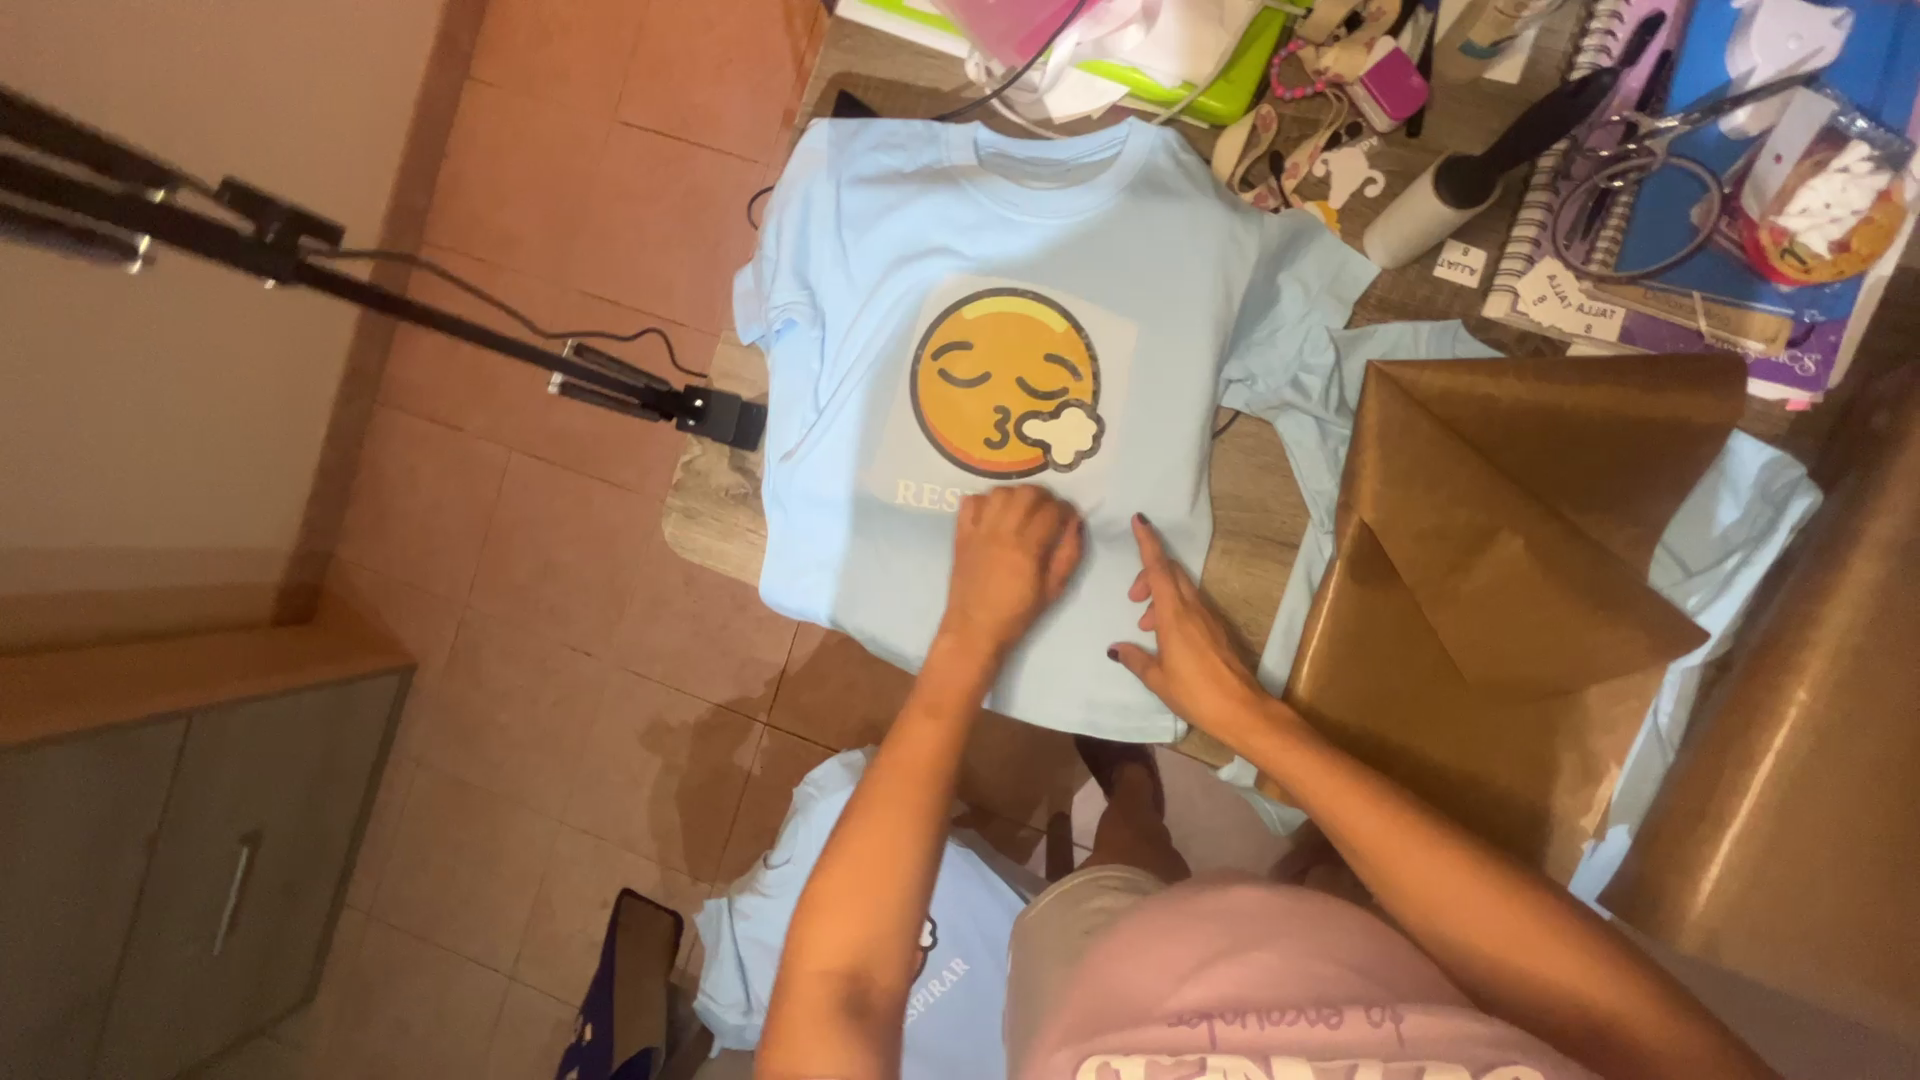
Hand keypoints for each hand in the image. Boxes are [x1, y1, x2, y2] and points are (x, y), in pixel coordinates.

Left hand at [937, 486, 1083, 660]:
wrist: (974, 629)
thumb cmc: (1017, 614)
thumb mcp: (1054, 590)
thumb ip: (1069, 554)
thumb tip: (1075, 522)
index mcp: (1027, 548)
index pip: (1052, 510)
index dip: (1066, 509)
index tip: (1068, 516)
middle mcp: (1001, 532)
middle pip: (1026, 492)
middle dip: (1043, 496)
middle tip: (1047, 511)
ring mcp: (977, 531)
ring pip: (999, 491)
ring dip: (1015, 495)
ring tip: (1021, 510)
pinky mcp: (960, 534)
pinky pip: (970, 501)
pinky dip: (984, 501)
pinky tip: (993, 514)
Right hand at [1110, 514, 1288, 748]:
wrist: (1242, 710)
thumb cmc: (1195, 693)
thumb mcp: (1157, 679)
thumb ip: (1135, 658)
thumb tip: (1116, 648)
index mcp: (1175, 615)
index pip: (1158, 569)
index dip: (1148, 542)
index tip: (1140, 520)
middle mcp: (1193, 608)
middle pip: (1170, 573)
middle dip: (1149, 573)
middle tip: (1132, 597)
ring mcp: (1208, 617)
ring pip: (1180, 589)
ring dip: (1160, 595)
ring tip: (1145, 625)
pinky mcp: (1216, 629)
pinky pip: (1190, 605)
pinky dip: (1172, 609)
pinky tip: (1164, 636)